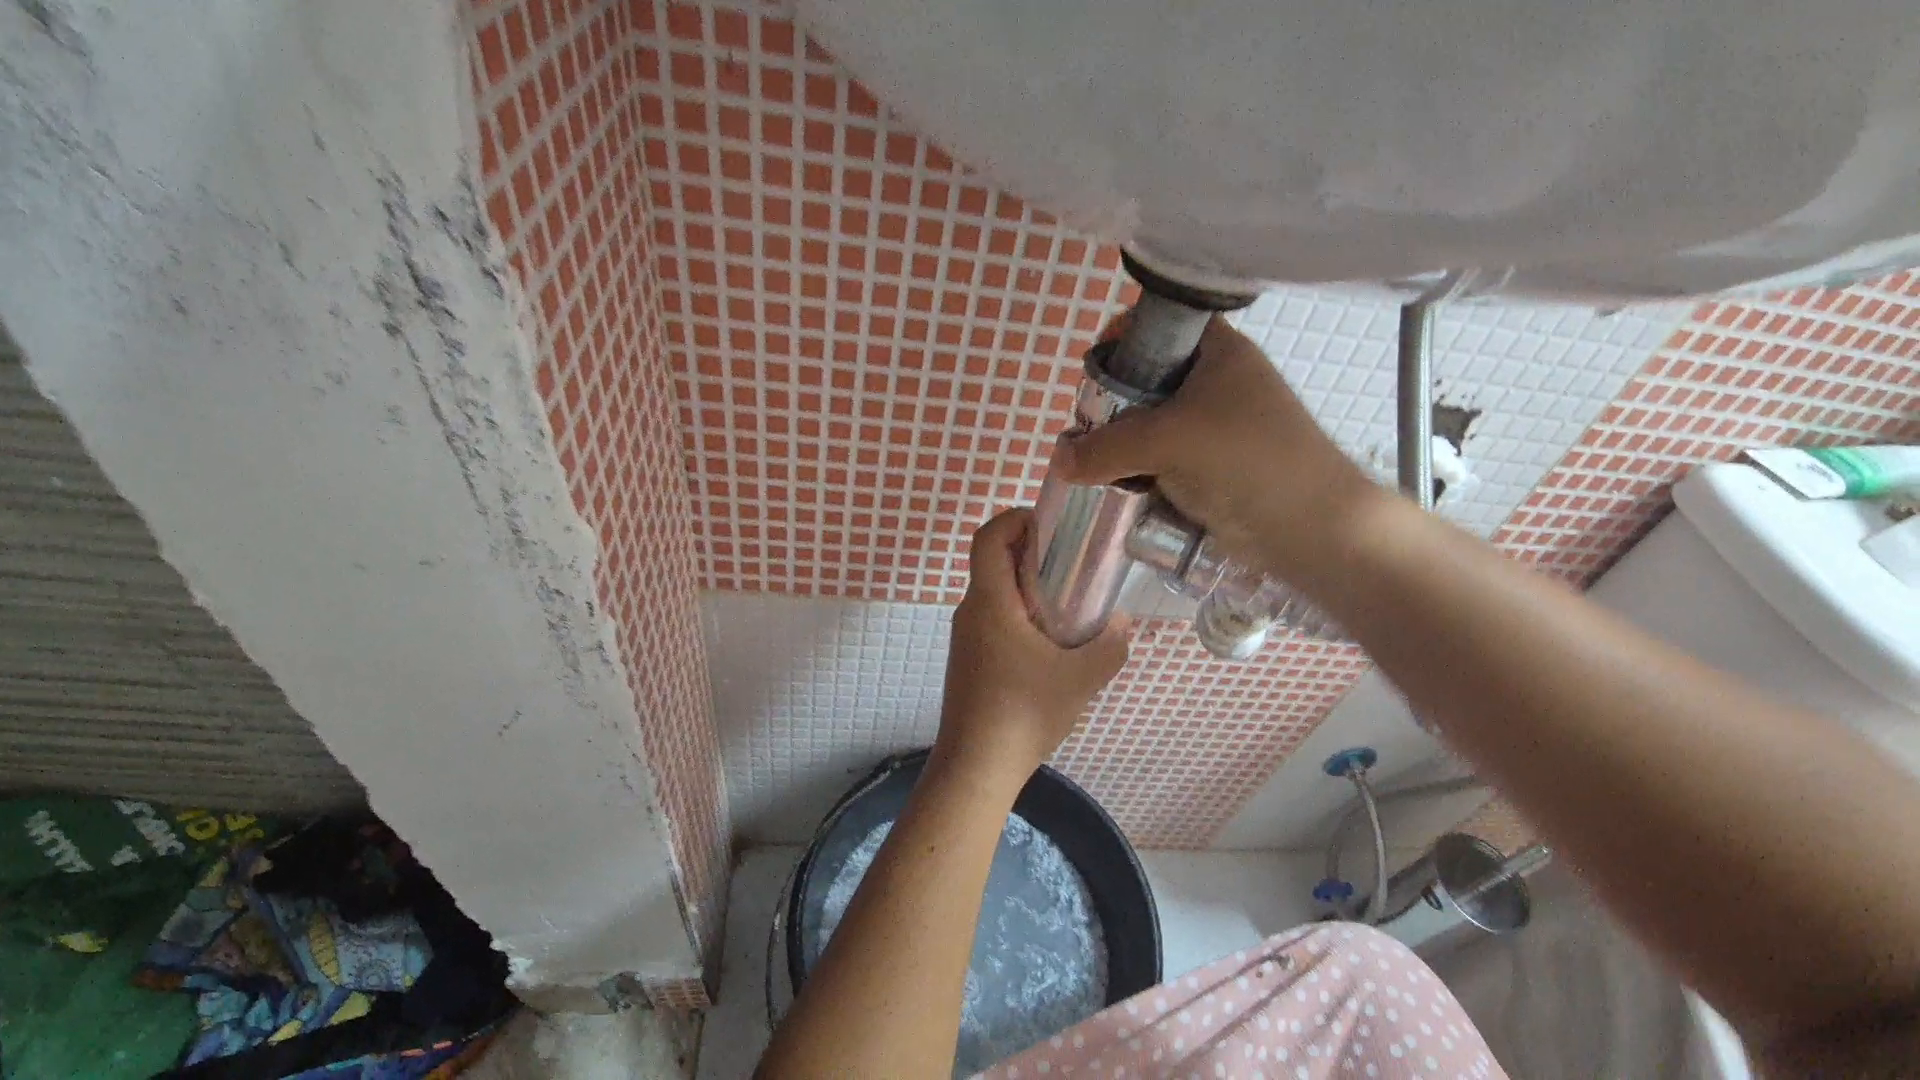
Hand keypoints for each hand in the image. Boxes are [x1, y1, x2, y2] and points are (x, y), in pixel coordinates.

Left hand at [936, 509, 1129, 776]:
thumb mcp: (1081, 679)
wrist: (976, 767)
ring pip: (993, 592)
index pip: (989, 536)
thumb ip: (1109, 646)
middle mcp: (970, 612)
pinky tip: (1048, 644)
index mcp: (990, 603)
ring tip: (1068, 603)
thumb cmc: (1024, 713)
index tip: (1052, 525)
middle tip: (1073, 562)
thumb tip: (1124, 623)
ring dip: (1026, 586)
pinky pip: (992, 619)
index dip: (1016, 518)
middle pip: (992, 561)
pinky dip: (1018, 613)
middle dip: (1031, 551)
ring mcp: (965, 638)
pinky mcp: (967, 660)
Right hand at [1054, 317, 1379, 582]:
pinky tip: (1125, 487)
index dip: (1120, 343)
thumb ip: (1105, 447)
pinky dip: (1141, 472)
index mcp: (1217, 351)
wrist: (1312, 527)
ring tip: (1101, 465)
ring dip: (1124, 445)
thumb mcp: (1167, 441)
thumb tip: (1059, 460)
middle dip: (1113, 404)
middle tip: (1091, 430)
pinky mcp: (1214, 468)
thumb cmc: (1245, 460)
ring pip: (1151, 424)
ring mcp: (1217, 427)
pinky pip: (1164, 460)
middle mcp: (1217, 382)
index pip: (1156, 328)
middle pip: (1147, 379)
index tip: (1094, 376)